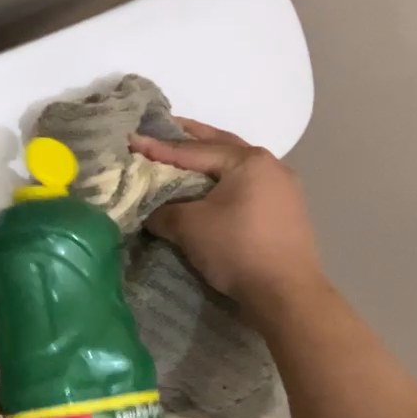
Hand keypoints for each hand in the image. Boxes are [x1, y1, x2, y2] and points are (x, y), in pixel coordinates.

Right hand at [129, 119, 328, 320]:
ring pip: (235, 164)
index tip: (131, 140)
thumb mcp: (188, 226)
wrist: (285, 291)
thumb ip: (163, 211)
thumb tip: (150, 209)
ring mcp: (281, 186)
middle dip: (190, 136)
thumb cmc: (236, 249)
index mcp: (247, 161)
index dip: (158, 147)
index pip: (192, 150)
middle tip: (164, 126)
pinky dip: (223, 178)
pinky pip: (246, 182)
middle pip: (221, 145)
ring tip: (184, 153)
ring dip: (209, 157)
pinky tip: (210, 185)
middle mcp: (269, 164)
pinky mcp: (284, 207)